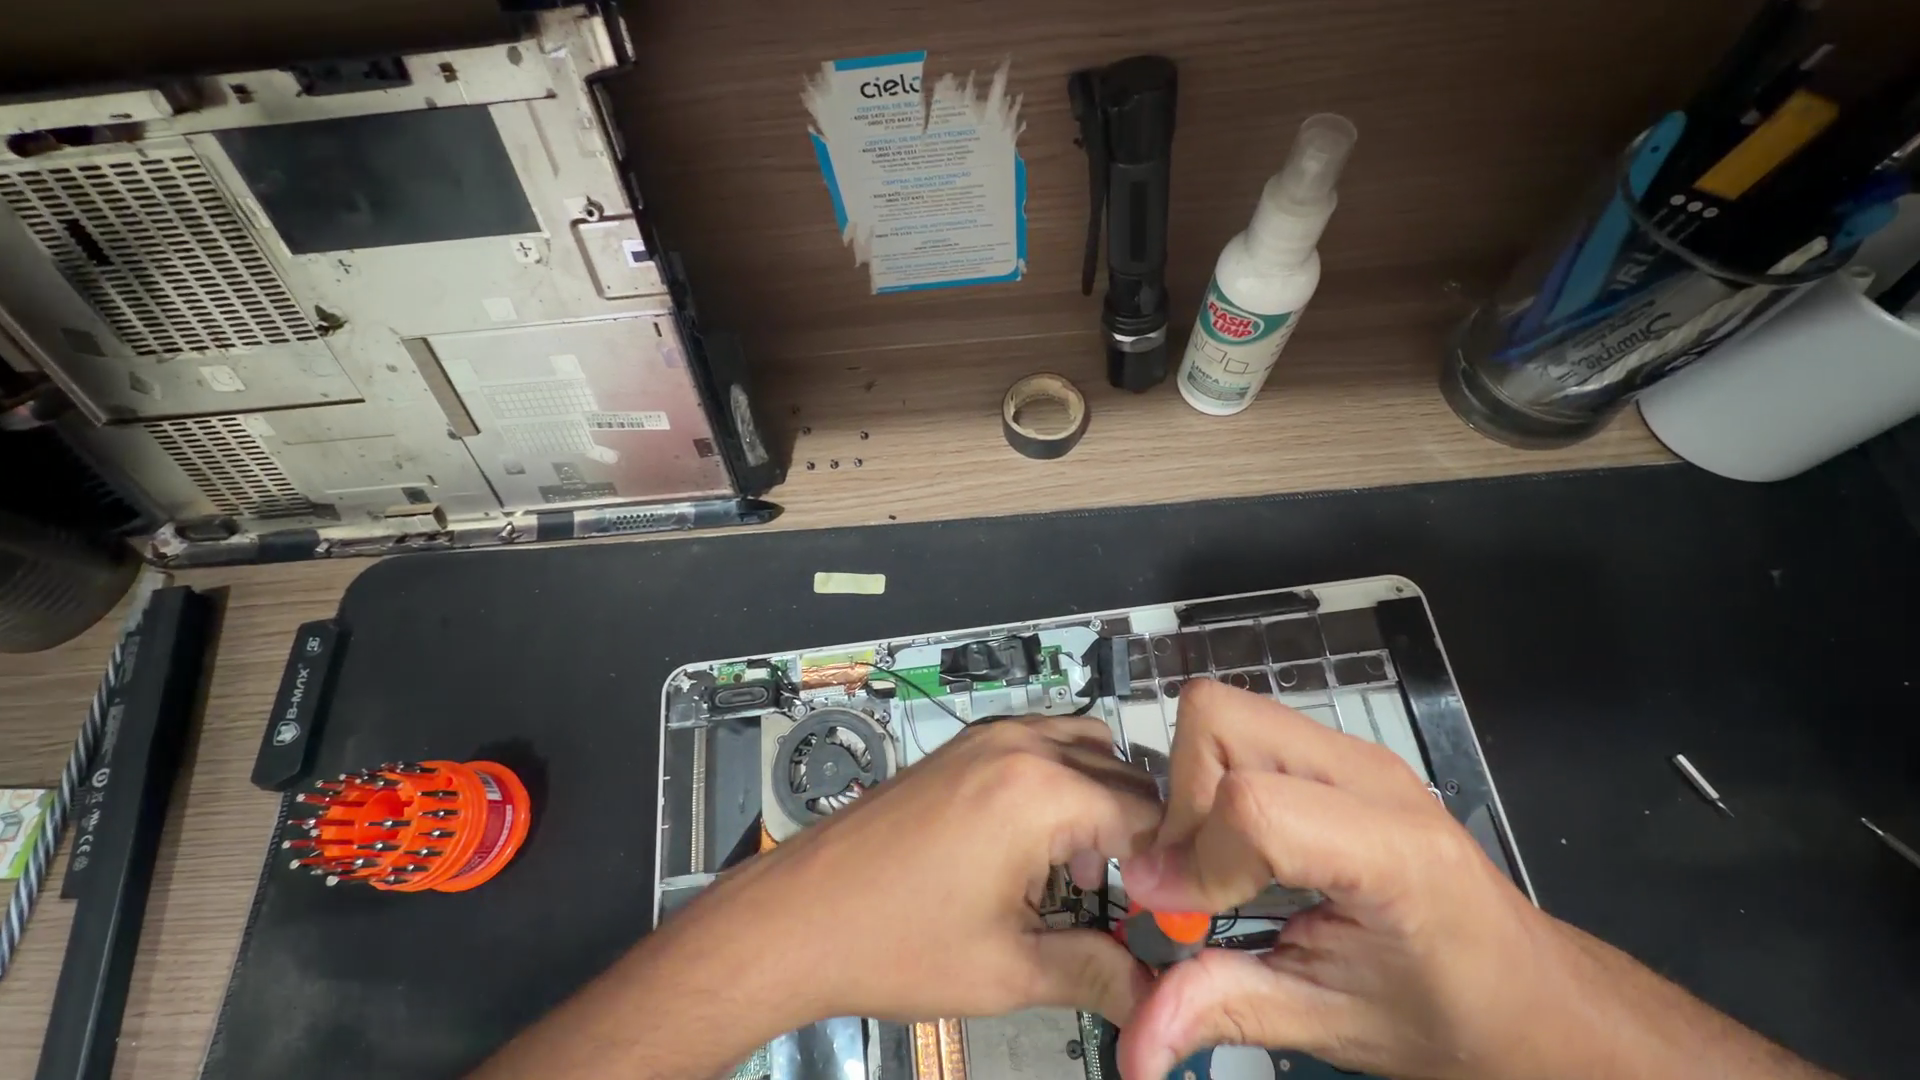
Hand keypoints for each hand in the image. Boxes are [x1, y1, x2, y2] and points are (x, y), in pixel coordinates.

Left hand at [685, 715, 1163, 1024]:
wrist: (797, 916)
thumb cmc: (897, 944)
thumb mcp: (1009, 970)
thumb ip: (1097, 974)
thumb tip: (1157, 994)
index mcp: (1042, 792)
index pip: (1148, 817)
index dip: (1167, 871)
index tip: (1167, 916)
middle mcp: (1022, 744)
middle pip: (1122, 774)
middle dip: (1139, 833)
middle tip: (1132, 900)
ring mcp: (988, 736)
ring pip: (1084, 747)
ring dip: (1103, 798)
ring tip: (1087, 869)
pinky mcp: (963, 745)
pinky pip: (1040, 743)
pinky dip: (1063, 778)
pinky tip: (1041, 840)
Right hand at [1114, 680, 1598, 1079]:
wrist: (1534, 990)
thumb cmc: (1451, 1019)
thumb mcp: (1336, 1026)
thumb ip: (1227, 1011)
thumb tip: (1134, 1050)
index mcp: (1392, 852)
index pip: (1253, 806)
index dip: (1196, 859)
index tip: (1174, 913)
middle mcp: (1368, 774)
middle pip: (1217, 718)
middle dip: (1180, 795)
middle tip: (1192, 873)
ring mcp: (1350, 751)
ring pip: (1220, 710)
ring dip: (1190, 782)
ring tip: (1211, 858)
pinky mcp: (1334, 750)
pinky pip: (1241, 728)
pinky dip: (1211, 776)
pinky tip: (1237, 842)